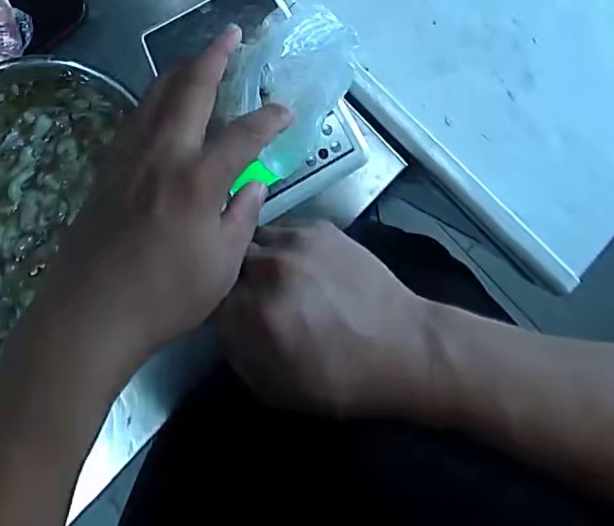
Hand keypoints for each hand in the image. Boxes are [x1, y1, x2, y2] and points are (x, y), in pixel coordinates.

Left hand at [29, 25, 291, 371]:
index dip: (269, 119)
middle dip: (215, 55)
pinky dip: (157, 96)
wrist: (87, 314)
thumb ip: (242, 217)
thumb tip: (253, 185)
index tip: (284, 112)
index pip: (243, 134)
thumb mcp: (221, 266)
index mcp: (197, 179)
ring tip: (199, 56)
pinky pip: (138, 115)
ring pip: (157, 93)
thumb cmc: (163, 298)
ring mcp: (130, 155)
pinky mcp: (108, 166)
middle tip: (231, 33)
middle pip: (191, 87)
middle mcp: (163, 153)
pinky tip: (163, 102)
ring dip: (181, 68)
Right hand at [219, 220, 439, 418]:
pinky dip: (284, 246)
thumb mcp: (276, 387)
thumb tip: (222, 323)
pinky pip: (284, 229)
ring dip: (256, 254)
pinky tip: (300, 264)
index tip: (227, 314)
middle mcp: (272, 268)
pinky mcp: (320, 227)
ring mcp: (297, 241)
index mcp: (258, 312)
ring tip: (273, 274)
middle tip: (250, 292)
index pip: (210, 294)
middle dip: (232, 274)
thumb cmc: (339, 378)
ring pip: (254, 236)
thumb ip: (237, 352)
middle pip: (227, 257)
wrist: (403, 345)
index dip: (215, 305)